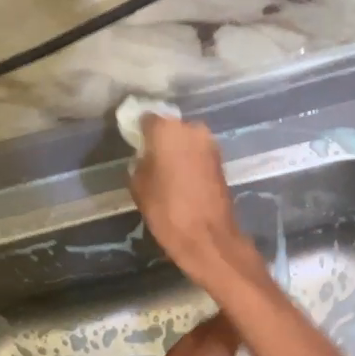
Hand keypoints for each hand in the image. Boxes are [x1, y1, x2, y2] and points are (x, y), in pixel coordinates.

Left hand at [97, 316, 268, 355]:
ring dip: (229, 328)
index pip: (240, 314)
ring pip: (211, 326)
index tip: (279, 320)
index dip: (259, 313)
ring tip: (252, 339)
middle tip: (270, 329)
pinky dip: (215, 338)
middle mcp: (198, 336)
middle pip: (225, 316)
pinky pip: (200, 337)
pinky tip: (225, 354)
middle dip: (246, 319)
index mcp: (215, 343)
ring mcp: (182, 344)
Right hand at [130, 115, 260, 288]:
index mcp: (167, 130)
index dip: (139, 130)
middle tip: (150, 157)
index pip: (147, 118)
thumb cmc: (167, 210)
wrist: (208, 237)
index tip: (133, 142)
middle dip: (161, 139)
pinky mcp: (220, 161)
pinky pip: (198, 153)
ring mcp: (210, 144)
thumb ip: (140, 164)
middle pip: (170, 127)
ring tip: (165, 170)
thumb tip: (145, 158)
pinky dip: (189, 160)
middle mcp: (192, 129)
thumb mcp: (139, 187)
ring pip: (187, 140)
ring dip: (177, 150)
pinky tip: (181, 178)